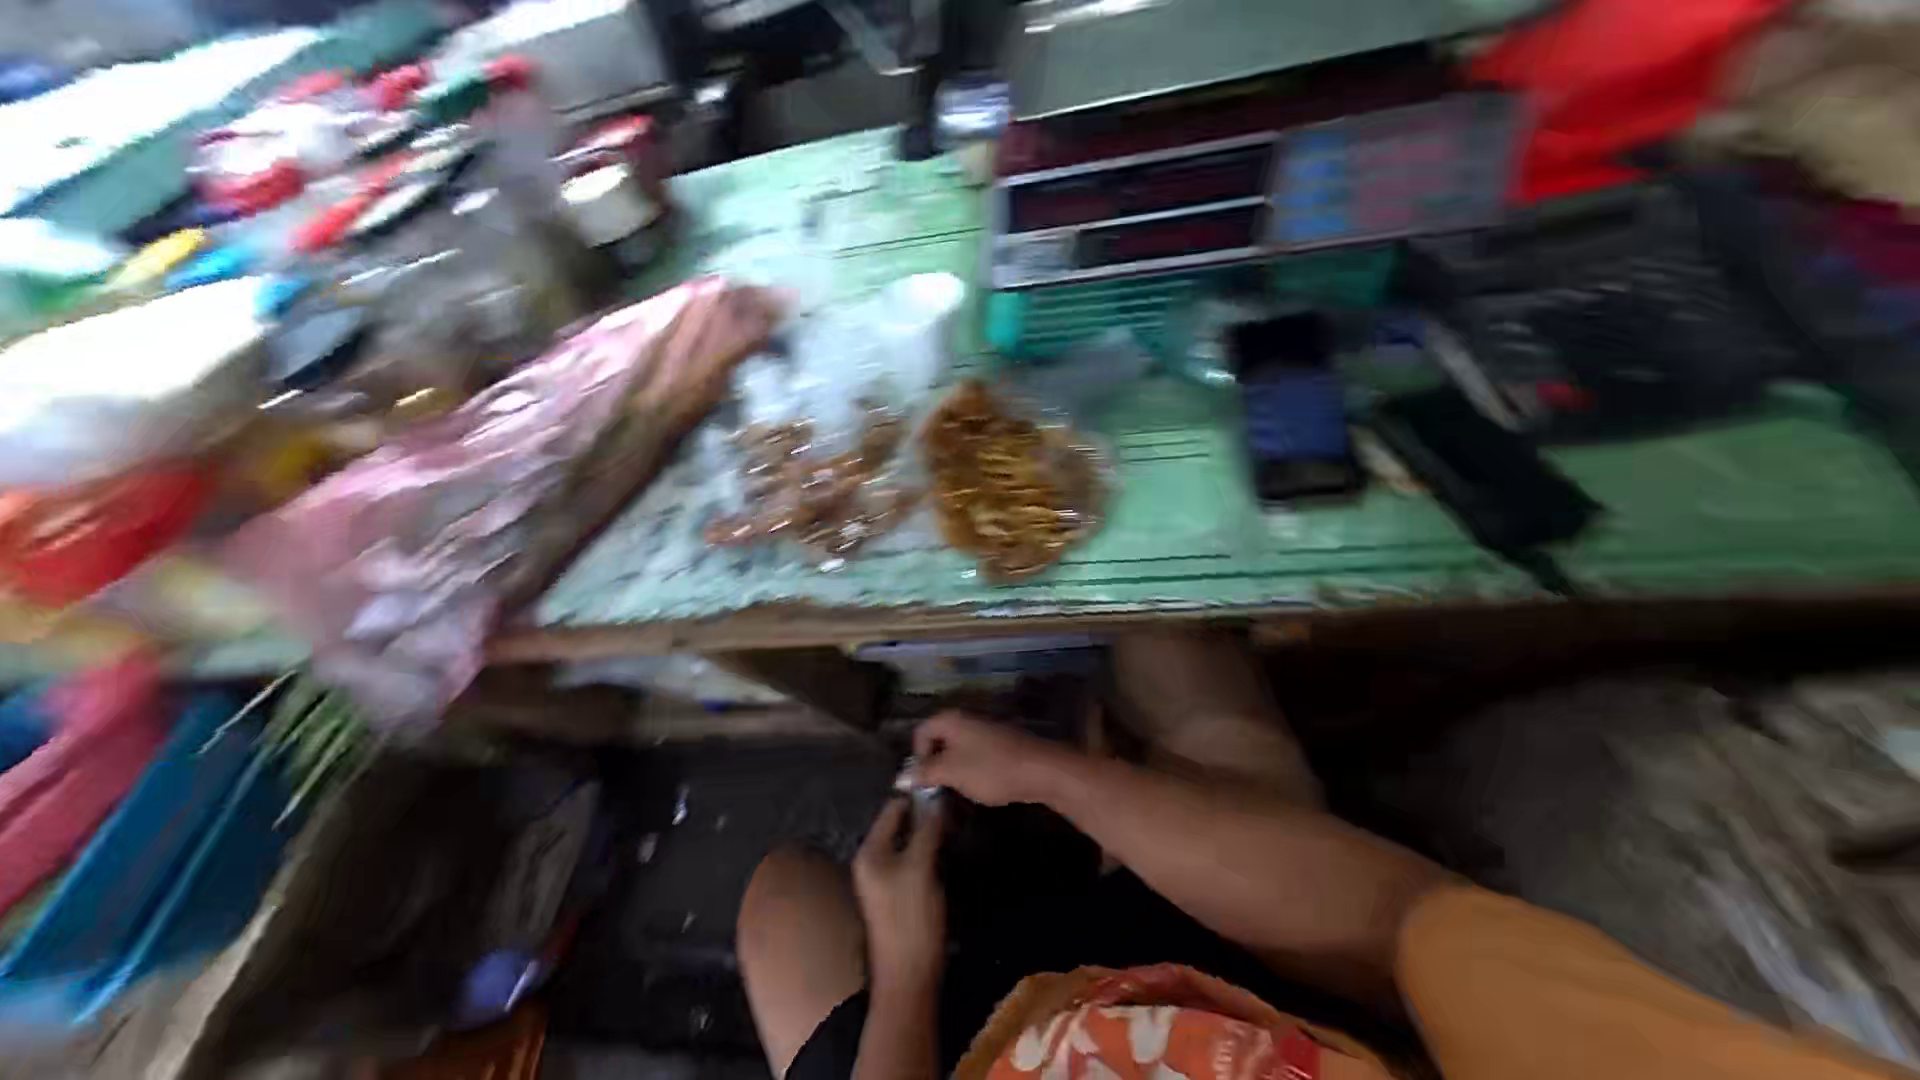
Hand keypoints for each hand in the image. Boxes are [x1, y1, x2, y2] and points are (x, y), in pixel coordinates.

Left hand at [853, 795, 946, 988]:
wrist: (909, 977)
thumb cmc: (911, 918)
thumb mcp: (920, 868)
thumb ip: (926, 830)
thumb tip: (937, 799)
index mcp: (869, 850)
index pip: (893, 808)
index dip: (918, 798)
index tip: (946, 790)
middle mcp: (872, 859)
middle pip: (900, 823)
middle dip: (926, 814)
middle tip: (956, 807)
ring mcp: (884, 877)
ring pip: (909, 841)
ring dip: (929, 831)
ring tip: (956, 823)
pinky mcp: (898, 891)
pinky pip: (913, 858)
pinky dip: (929, 849)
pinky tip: (947, 847)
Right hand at [911, 710, 1075, 807]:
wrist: (1041, 770)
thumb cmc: (991, 768)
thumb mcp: (952, 772)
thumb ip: (925, 773)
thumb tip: (900, 777)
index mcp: (951, 719)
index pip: (920, 732)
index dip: (916, 757)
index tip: (922, 782)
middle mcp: (967, 719)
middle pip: (939, 740)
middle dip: (934, 765)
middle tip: (936, 790)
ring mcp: (986, 731)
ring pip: (958, 750)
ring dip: (953, 771)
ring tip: (957, 792)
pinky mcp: (1001, 745)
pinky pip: (976, 755)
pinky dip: (971, 771)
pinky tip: (980, 788)